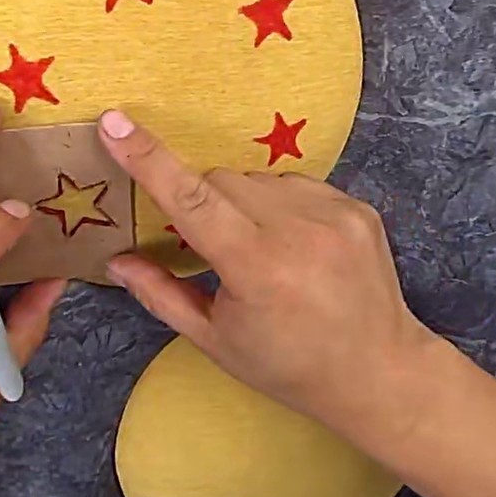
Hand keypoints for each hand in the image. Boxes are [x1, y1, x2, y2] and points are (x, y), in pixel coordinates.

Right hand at [98, 110, 452, 445]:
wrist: (380, 373)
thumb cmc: (287, 366)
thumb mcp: (215, 340)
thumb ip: (161, 294)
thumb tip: (115, 260)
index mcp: (257, 268)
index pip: (191, 200)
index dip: (149, 159)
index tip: (115, 123)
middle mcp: (298, 230)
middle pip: (221, 179)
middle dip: (202, 201)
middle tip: (214, 246)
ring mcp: (335, 213)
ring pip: (257, 178)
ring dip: (242, 202)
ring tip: (263, 249)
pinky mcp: (357, 206)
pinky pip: (294, 183)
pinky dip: (279, 205)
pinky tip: (294, 243)